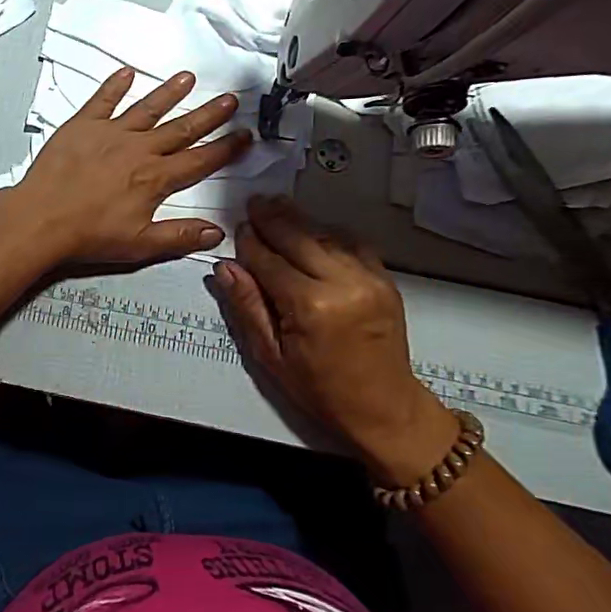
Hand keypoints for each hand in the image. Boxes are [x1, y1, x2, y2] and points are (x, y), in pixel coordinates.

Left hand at [6, 67, 250, 265]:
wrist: (42, 219)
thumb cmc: (89, 235)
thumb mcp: (141, 244)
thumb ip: (180, 236)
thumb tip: (216, 233)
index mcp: (155, 178)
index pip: (199, 161)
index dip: (225, 149)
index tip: (244, 136)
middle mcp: (138, 150)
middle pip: (181, 128)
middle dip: (208, 114)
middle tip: (229, 99)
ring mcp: (110, 133)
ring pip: (148, 109)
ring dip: (169, 93)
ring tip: (187, 78)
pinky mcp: (83, 126)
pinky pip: (103, 100)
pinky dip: (115, 85)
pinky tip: (127, 73)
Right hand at [213, 196, 455, 481]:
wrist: (383, 407)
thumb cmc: (321, 390)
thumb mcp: (271, 357)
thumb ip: (248, 307)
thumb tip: (226, 268)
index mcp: (310, 306)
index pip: (270, 260)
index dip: (250, 243)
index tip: (237, 230)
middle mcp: (342, 283)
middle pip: (298, 237)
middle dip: (273, 219)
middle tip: (254, 203)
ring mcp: (368, 278)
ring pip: (325, 235)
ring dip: (299, 220)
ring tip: (277, 207)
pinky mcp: (384, 279)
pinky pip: (352, 243)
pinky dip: (329, 232)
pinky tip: (313, 229)